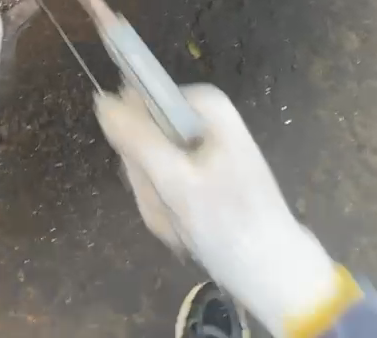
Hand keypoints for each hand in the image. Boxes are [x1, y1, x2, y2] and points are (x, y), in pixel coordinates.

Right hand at [96, 84, 346, 337]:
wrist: (274, 276)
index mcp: (204, 104)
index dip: (136, 138)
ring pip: (147, 162)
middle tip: (170, 206)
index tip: (151, 174)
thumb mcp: (176, 182)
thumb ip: (136, 138)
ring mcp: (200, 145)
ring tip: (180, 223)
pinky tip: (185, 228)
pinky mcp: (199, 171)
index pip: (139, 101)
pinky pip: (161, 181)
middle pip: (142, 134)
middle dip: (148, 178)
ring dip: (155, 198)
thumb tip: (101, 99)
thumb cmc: (230, 225)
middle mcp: (201, 116)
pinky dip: (166, 208)